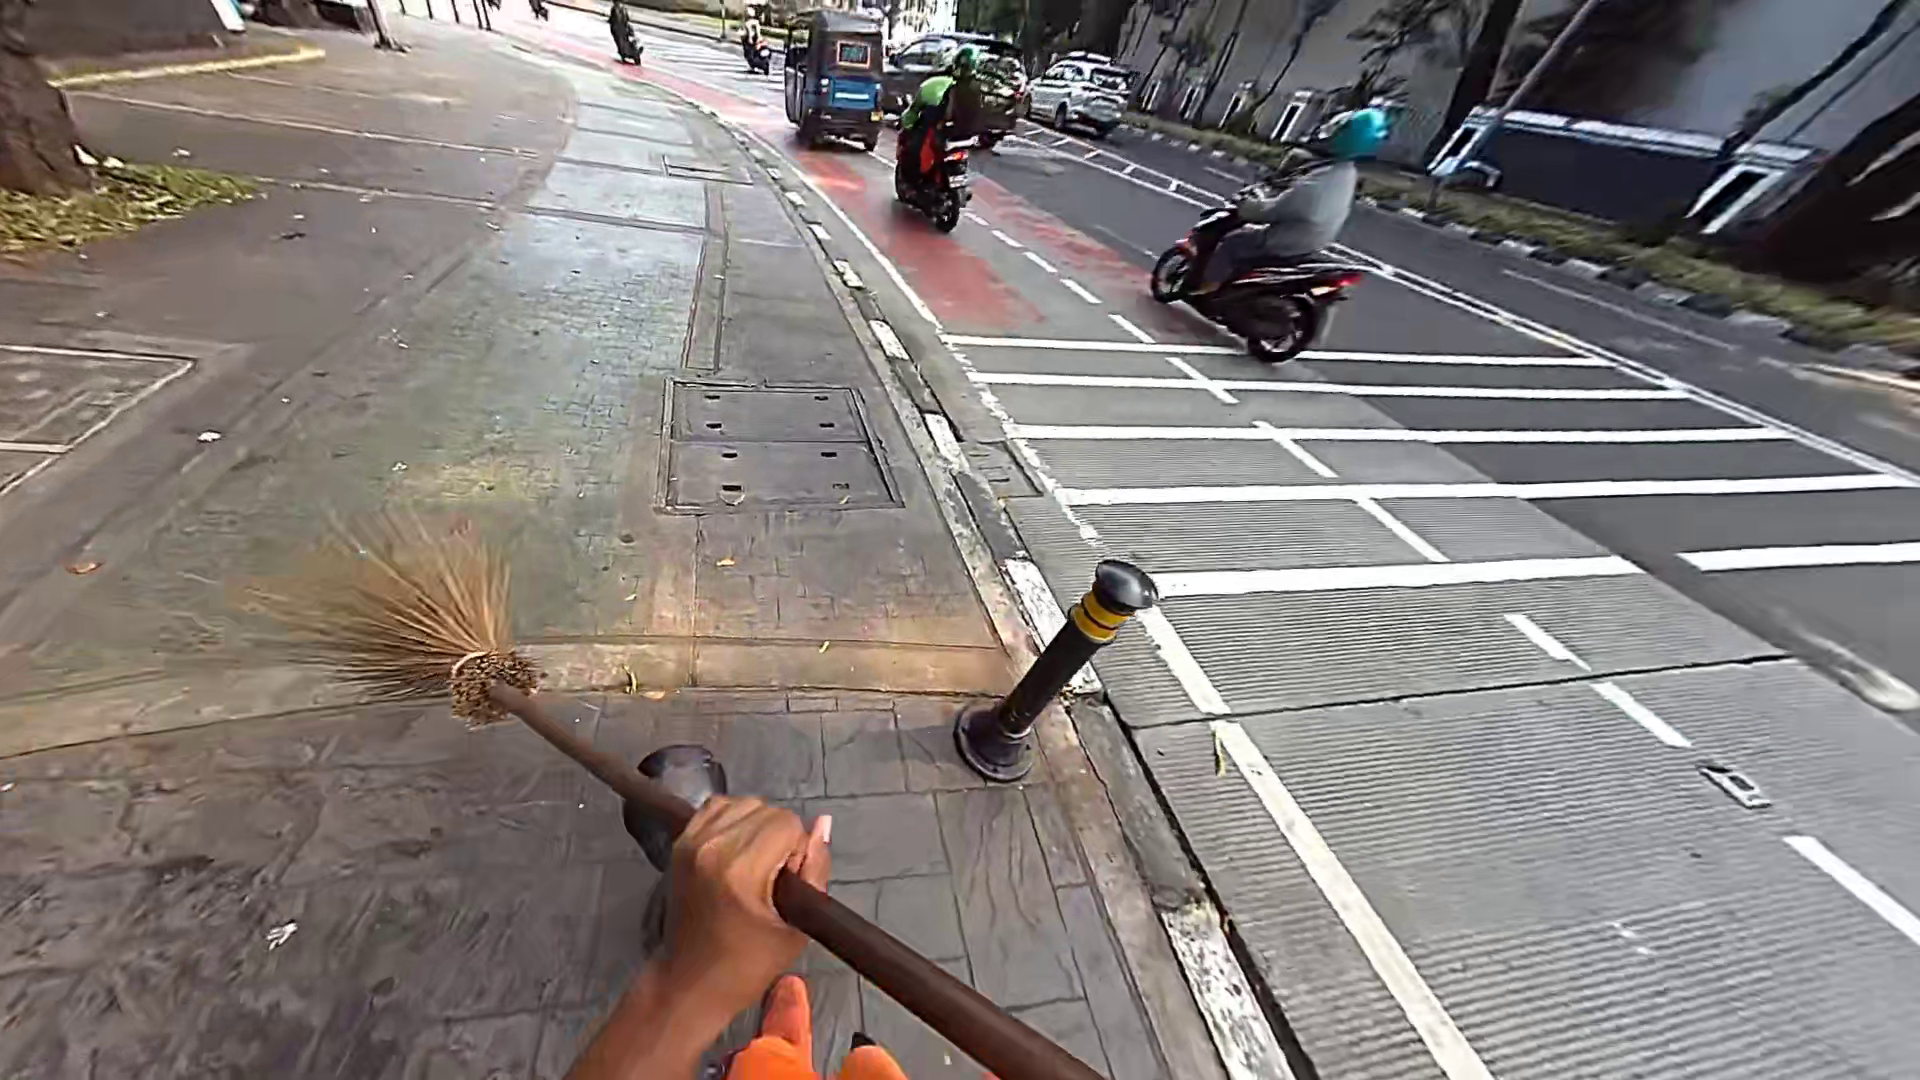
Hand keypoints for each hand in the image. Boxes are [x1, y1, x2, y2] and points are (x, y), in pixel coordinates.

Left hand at [660, 797, 831, 1025]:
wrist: (690, 985)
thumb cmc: (748, 964)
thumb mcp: (796, 926)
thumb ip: (816, 868)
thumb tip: (824, 822)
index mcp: (741, 870)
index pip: (789, 824)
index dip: (798, 849)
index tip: (787, 882)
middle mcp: (714, 847)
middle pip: (769, 811)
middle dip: (780, 837)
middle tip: (772, 876)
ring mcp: (693, 842)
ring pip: (748, 804)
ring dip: (759, 825)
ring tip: (755, 861)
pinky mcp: (681, 842)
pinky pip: (720, 805)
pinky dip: (735, 818)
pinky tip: (737, 846)